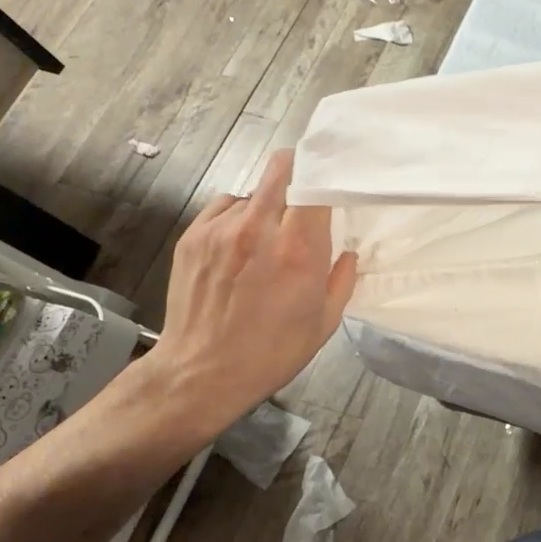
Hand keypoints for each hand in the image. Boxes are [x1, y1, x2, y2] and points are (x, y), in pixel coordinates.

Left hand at [138, 149, 356, 431]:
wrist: (203, 371)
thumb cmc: (274, 351)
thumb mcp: (325, 320)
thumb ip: (341, 279)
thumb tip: (347, 254)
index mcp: (299, 250)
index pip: (315, 186)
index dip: (326, 175)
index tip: (335, 178)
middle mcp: (258, 229)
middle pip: (280, 171)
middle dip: (296, 170)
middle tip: (306, 184)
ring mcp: (220, 230)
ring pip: (252, 193)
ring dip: (266, 204)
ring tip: (268, 233)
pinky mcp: (192, 237)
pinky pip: (223, 208)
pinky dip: (237, 217)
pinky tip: (241, 244)